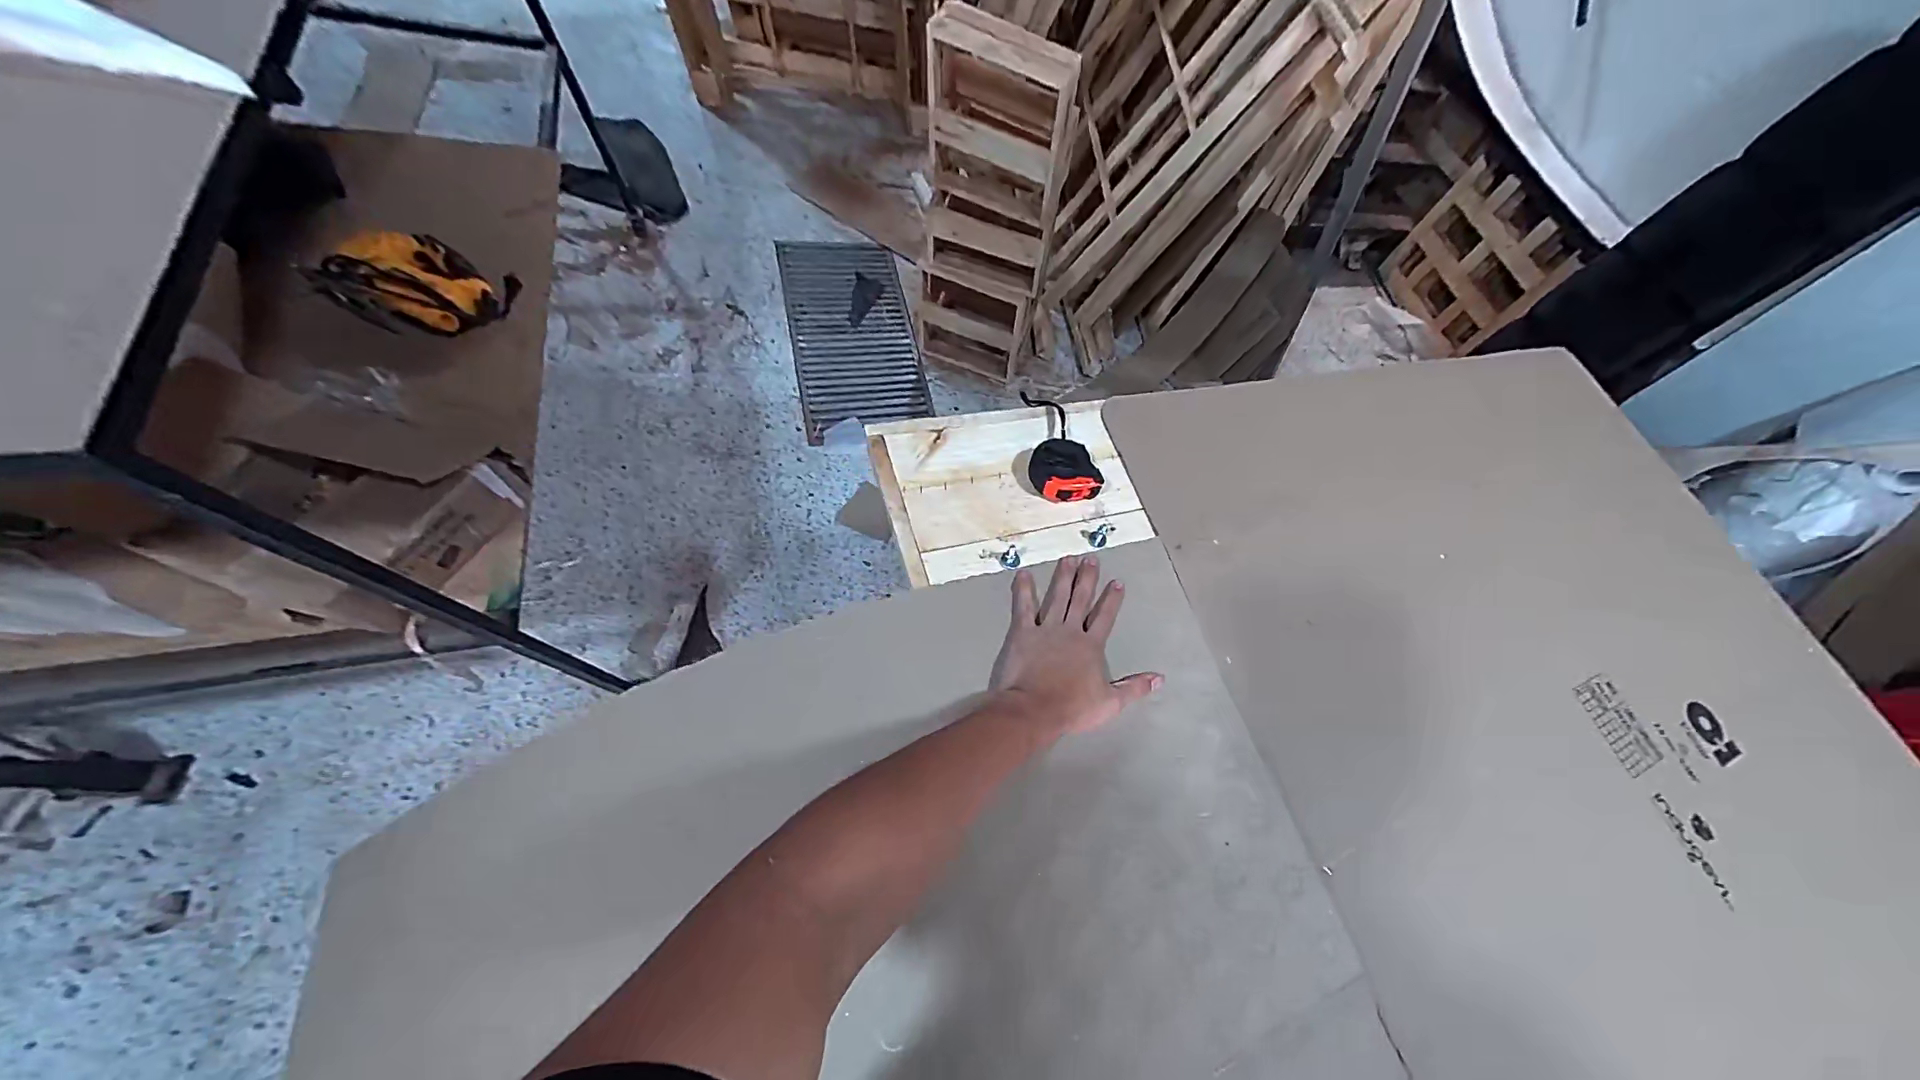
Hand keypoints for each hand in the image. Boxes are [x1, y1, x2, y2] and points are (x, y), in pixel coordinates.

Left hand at [989, 555, 1163, 736]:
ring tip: (1068, 559)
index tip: (1117, 582)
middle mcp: (1071, 631)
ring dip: (1063, 577)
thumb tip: (1159, 679)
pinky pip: (1023, 606)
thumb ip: (1134, 687)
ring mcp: (1046, 629)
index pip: (1105, 617)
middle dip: (1087, 578)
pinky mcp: (1023, 632)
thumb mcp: (1110, 702)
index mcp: (1091, 646)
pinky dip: (1023, 589)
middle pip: (1081, 600)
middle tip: (1090, 559)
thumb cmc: (1073, 708)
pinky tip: (1023, 574)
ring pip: (1056, 597)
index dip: (1111, 600)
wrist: (1035, 709)